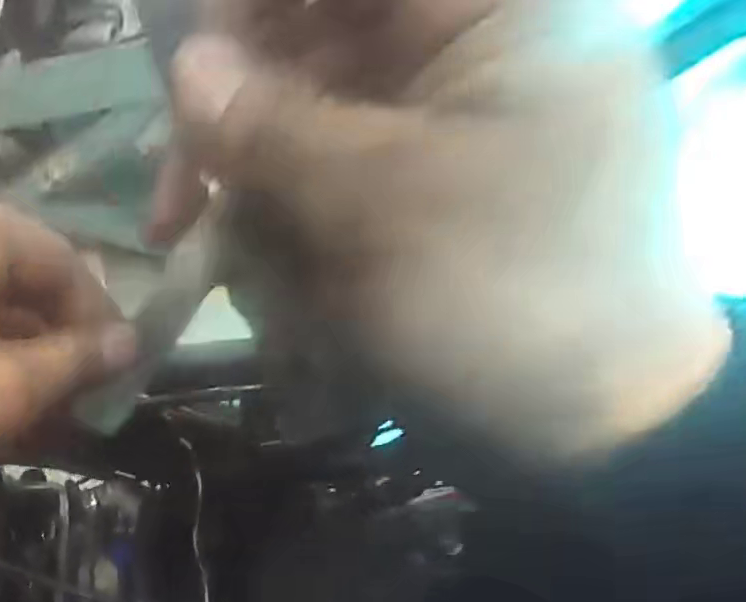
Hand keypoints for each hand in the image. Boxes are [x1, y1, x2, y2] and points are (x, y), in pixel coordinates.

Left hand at [0, 178, 134, 566]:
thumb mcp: (6, 392)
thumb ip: (78, 361)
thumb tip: (132, 343)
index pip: (60, 261)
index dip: (100, 323)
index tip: (124, 378)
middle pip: (22, 282)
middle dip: (58, 350)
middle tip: (86, 407)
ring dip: (23, 363)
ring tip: (48, 418)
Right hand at [153, 0, 730, 463]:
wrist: (571, 418)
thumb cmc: (496, 298)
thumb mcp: (377, 205)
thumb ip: (274, 129)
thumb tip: (184, 67)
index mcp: (492, 12)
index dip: (248, 11)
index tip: (179, 73)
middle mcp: (454, 57)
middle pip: (307, 50)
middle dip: (230, 128)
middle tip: (174, 209)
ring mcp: (421, 138)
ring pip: (292, 134)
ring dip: (244, 200)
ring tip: (224, 271)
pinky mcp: (396, 205)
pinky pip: (307, 196)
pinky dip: (272, 238)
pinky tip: (270, 287)